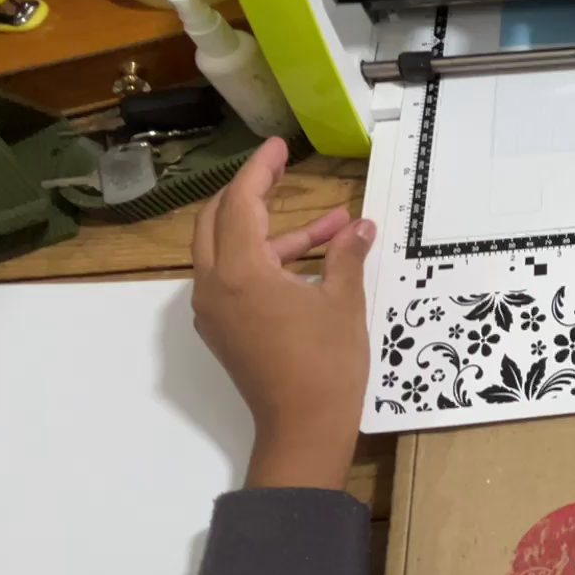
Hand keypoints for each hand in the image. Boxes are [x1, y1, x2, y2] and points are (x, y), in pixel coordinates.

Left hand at [191, 137, 375, 489]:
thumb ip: (345, 256)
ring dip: (274, 232)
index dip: (259, 171)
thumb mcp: (343, 301)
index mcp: (240, 274)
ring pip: (230, 251)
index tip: (278, 147)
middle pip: (218, 222)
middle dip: (251, 194)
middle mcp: (214, 287)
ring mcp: (215, 311)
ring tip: (335, 226)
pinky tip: (313, 261)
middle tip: (286, 174)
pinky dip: (268, 259)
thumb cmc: (327, 362)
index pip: (240, 205)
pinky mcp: (226, 328)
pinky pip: (236, 277)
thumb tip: (360, 226)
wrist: (304, 427)